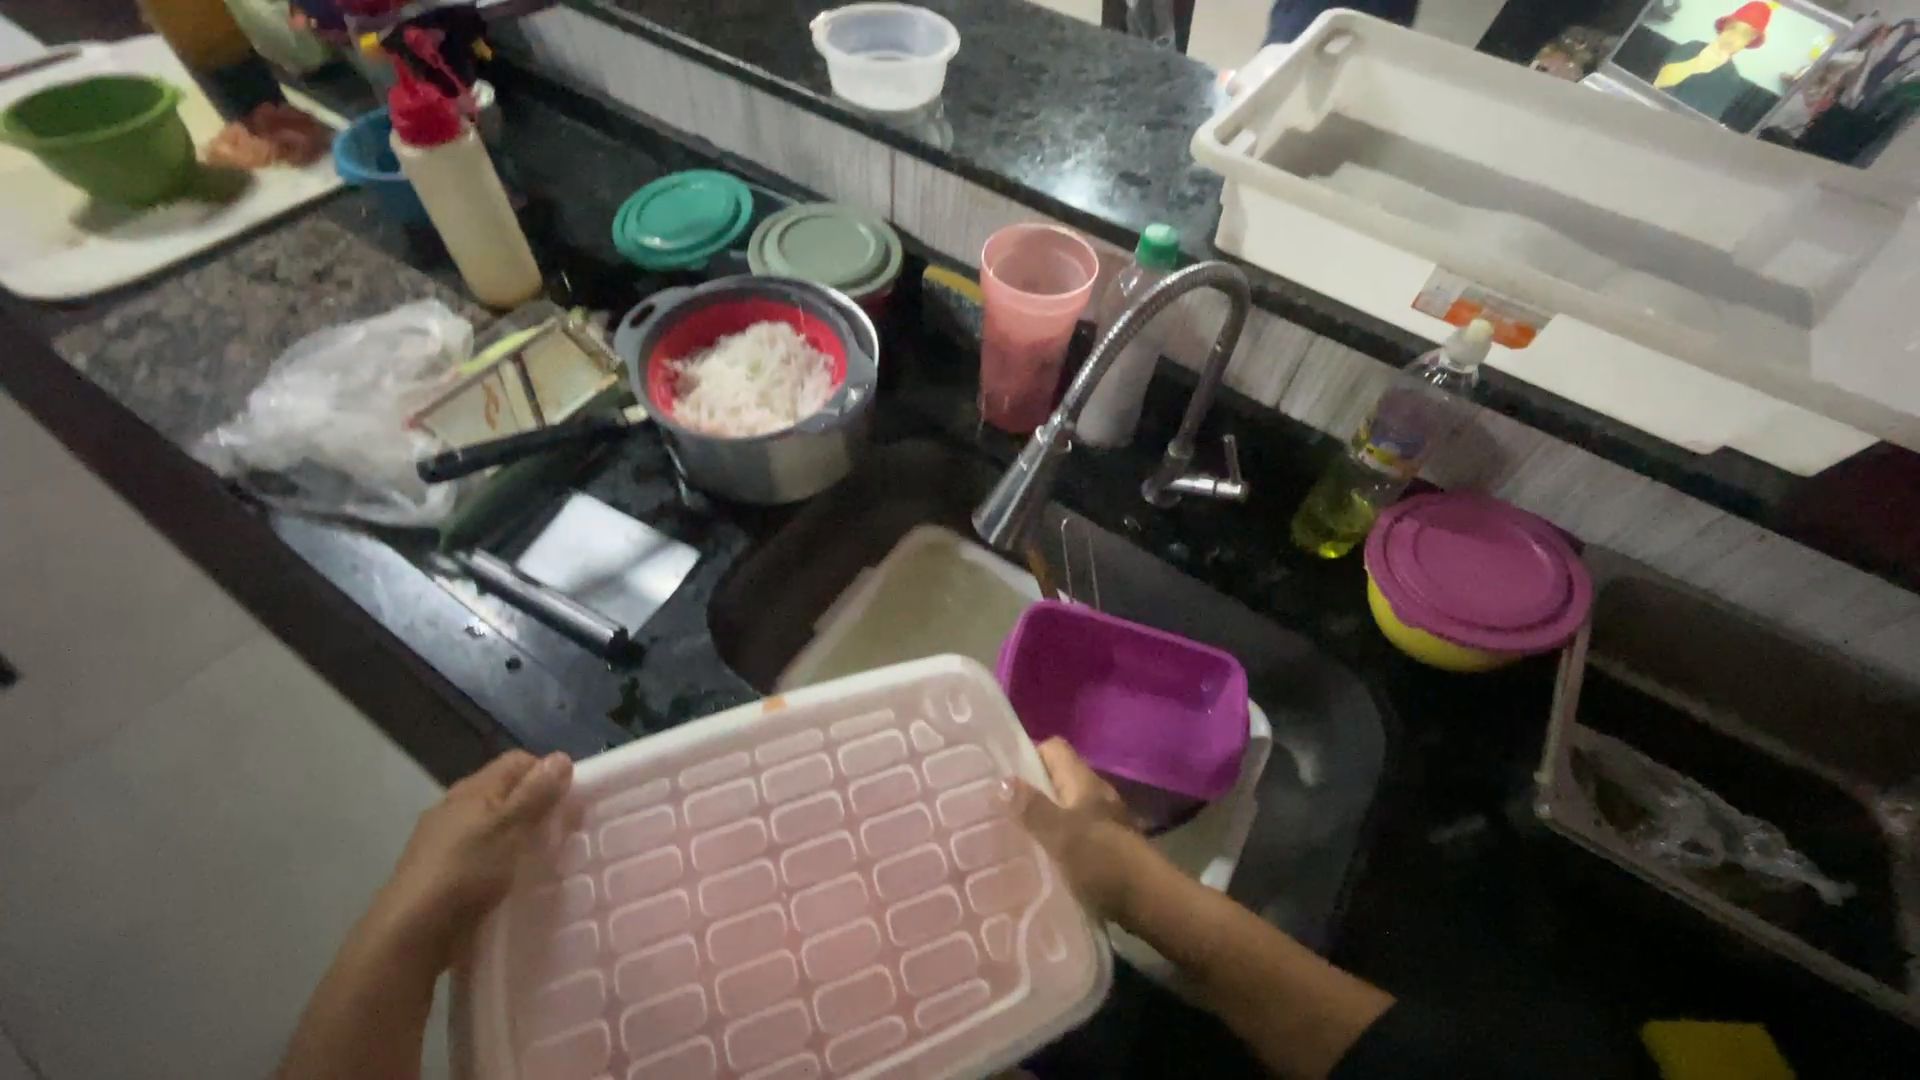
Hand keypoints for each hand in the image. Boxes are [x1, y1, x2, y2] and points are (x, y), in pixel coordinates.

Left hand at [374, 750, 573, 958]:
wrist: (410, 933)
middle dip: (535, 805)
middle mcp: (455, 805)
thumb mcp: (510, 827)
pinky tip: (507, 878)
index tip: (567, 801)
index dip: (547, 773)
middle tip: (559, 830)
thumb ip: (536, 792)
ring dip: (517, 833)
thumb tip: (561, 757)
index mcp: (473, 788)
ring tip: (538, 856)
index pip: (519, 761)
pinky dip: (498, 856)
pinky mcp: (439, 869)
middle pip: (506, 791)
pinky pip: (480, 850)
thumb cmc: (467, 871)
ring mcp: (443, 838)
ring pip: (493, 822)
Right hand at [1011, 738, 1145, 921]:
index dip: (1027, 754)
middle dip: (1028, 791)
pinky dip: (1057, 842)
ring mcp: (1104, 822)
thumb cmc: (1104, 862)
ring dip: (1042, 819)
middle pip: (1057, 779)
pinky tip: (1039, 861)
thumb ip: (1032, 807)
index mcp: (1084, 782)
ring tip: (1011, 836)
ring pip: (1065, 808)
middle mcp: (1096, 795)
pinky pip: (1074, 834)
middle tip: (996, 809)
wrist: (1151, 904)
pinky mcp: (1107, 849)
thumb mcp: (1061, 834)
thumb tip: (1002, 780)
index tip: (1001, 776)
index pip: (1054, 749)